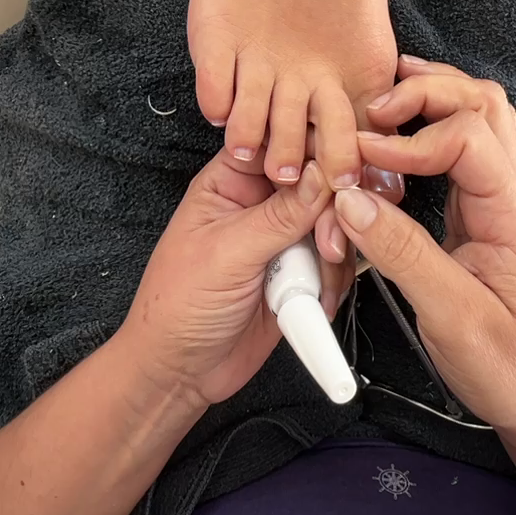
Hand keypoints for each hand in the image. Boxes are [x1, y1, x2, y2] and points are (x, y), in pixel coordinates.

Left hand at [119, 156, 351, 405]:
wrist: (181, 372)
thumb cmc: (177, 304)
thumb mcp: (227, 253)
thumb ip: (279, 215)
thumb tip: (321, 174)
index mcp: (231, 179)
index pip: (280, 142)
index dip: (313, 151)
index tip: (338, 173)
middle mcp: (260, 202)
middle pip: (317, 181)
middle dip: (330, 209)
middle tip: (329, 242)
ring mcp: (282, 237)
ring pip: (333, 221)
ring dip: (334, 248)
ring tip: (319, 276)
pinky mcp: (299, 271)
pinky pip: (335, 260)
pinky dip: (335, 277)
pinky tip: (317, 298)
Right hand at [331, 57, 515, 432]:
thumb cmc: (504, 364)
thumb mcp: (451, 315)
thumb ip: (402, 253)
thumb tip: (350, 199)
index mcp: (512, 213)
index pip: (468, 138)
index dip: (411, 140)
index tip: (363, 158)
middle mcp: (508, 192)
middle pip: (482, 104)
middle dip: (426, 92)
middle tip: (374, 108)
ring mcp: (493, 195)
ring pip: (475, 112)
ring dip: (431, 94)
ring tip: (383, 94)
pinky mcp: (473, 205)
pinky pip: (456, 140)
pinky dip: (425, 119)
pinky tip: (394, 123)